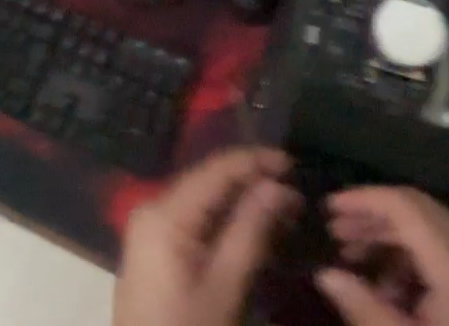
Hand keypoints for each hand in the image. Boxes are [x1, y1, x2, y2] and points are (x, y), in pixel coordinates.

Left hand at [114, 147, 300, 325]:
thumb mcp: (224, 287)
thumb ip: (251, 230)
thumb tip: (278, 184)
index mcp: (165, 211)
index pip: (217, 168)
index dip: (257, 161)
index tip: (296, 165)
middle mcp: (154, 208)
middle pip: (210, 180)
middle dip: (254, 182)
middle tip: (297, 195)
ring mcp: (151, 229)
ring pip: (205, 200)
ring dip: (243, 202)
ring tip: (285, 209)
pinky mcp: (156, 250)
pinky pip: (195, 220)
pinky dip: (226, 221)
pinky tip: (255, 229)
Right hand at [317, 186, 448, 325]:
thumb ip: (363, 307)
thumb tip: (325, 274)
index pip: (404, 205)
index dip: (363, 199)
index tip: (328, 209)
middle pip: (418, 210)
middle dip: (374, 217)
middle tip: (336, 235)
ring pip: (433, 229)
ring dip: (393, 237)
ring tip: (358, 263)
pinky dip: (417, 257)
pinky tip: (395, 290)